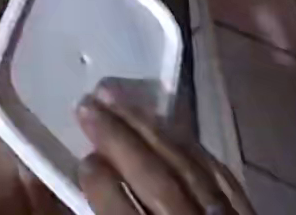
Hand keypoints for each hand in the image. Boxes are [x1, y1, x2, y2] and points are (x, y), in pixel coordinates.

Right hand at [76, 86, 253, 214]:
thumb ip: (107, 211)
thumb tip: (73, 174)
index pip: (119, 208)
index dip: (96, 177)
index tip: (81, 154)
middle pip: (154, 177)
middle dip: (116, 135)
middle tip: (85, 101)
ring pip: (187, 166)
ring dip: (148, 126)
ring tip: (114, 93)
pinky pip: (222, 175)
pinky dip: (192, 147)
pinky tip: (170, 126)